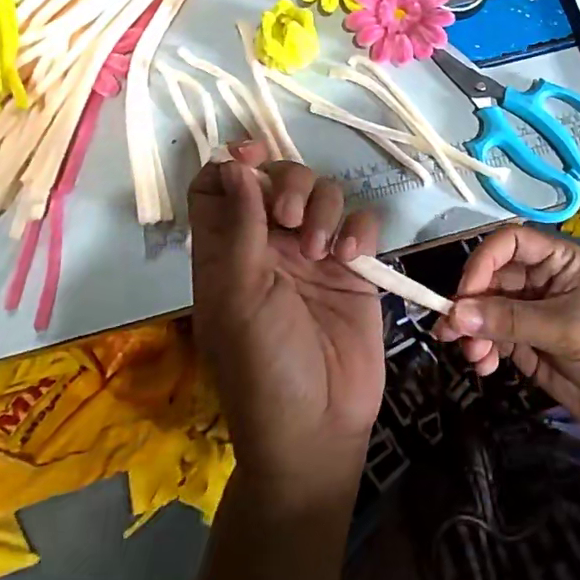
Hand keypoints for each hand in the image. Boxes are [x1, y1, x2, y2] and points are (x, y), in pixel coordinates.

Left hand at [188, 143, 384, 481]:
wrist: (320, 423)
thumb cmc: (264, 365)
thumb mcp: (239, 297)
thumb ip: (239, 228)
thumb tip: (234, 164)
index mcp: (227, 251)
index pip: (217, 188)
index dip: (231, 165)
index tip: (253, 156)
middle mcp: (269, 245)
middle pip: (278, 179)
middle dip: (290, 184)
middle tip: (293, 216)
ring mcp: (315, 254)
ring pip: (324, 194)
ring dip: (326, 209)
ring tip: (323, 250)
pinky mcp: (355, 267)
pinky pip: (362, 222)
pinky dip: (360, 230)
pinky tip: (354, 259)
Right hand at [436, 225, 579, 435]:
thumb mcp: (567, 330)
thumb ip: (511, 321)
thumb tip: (456, 314)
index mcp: (558, 261)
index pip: (510, 243)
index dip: (483, 261)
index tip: (465, 294)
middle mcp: (540, 281)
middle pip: (490, 277)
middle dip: (470, 304)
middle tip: (451, 332)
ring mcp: (532, 314)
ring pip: (486, 310)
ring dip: (472, 331)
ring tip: (473, 356)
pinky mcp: (527, 346)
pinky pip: (493, 338)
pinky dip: (482, 349)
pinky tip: (484, 366)